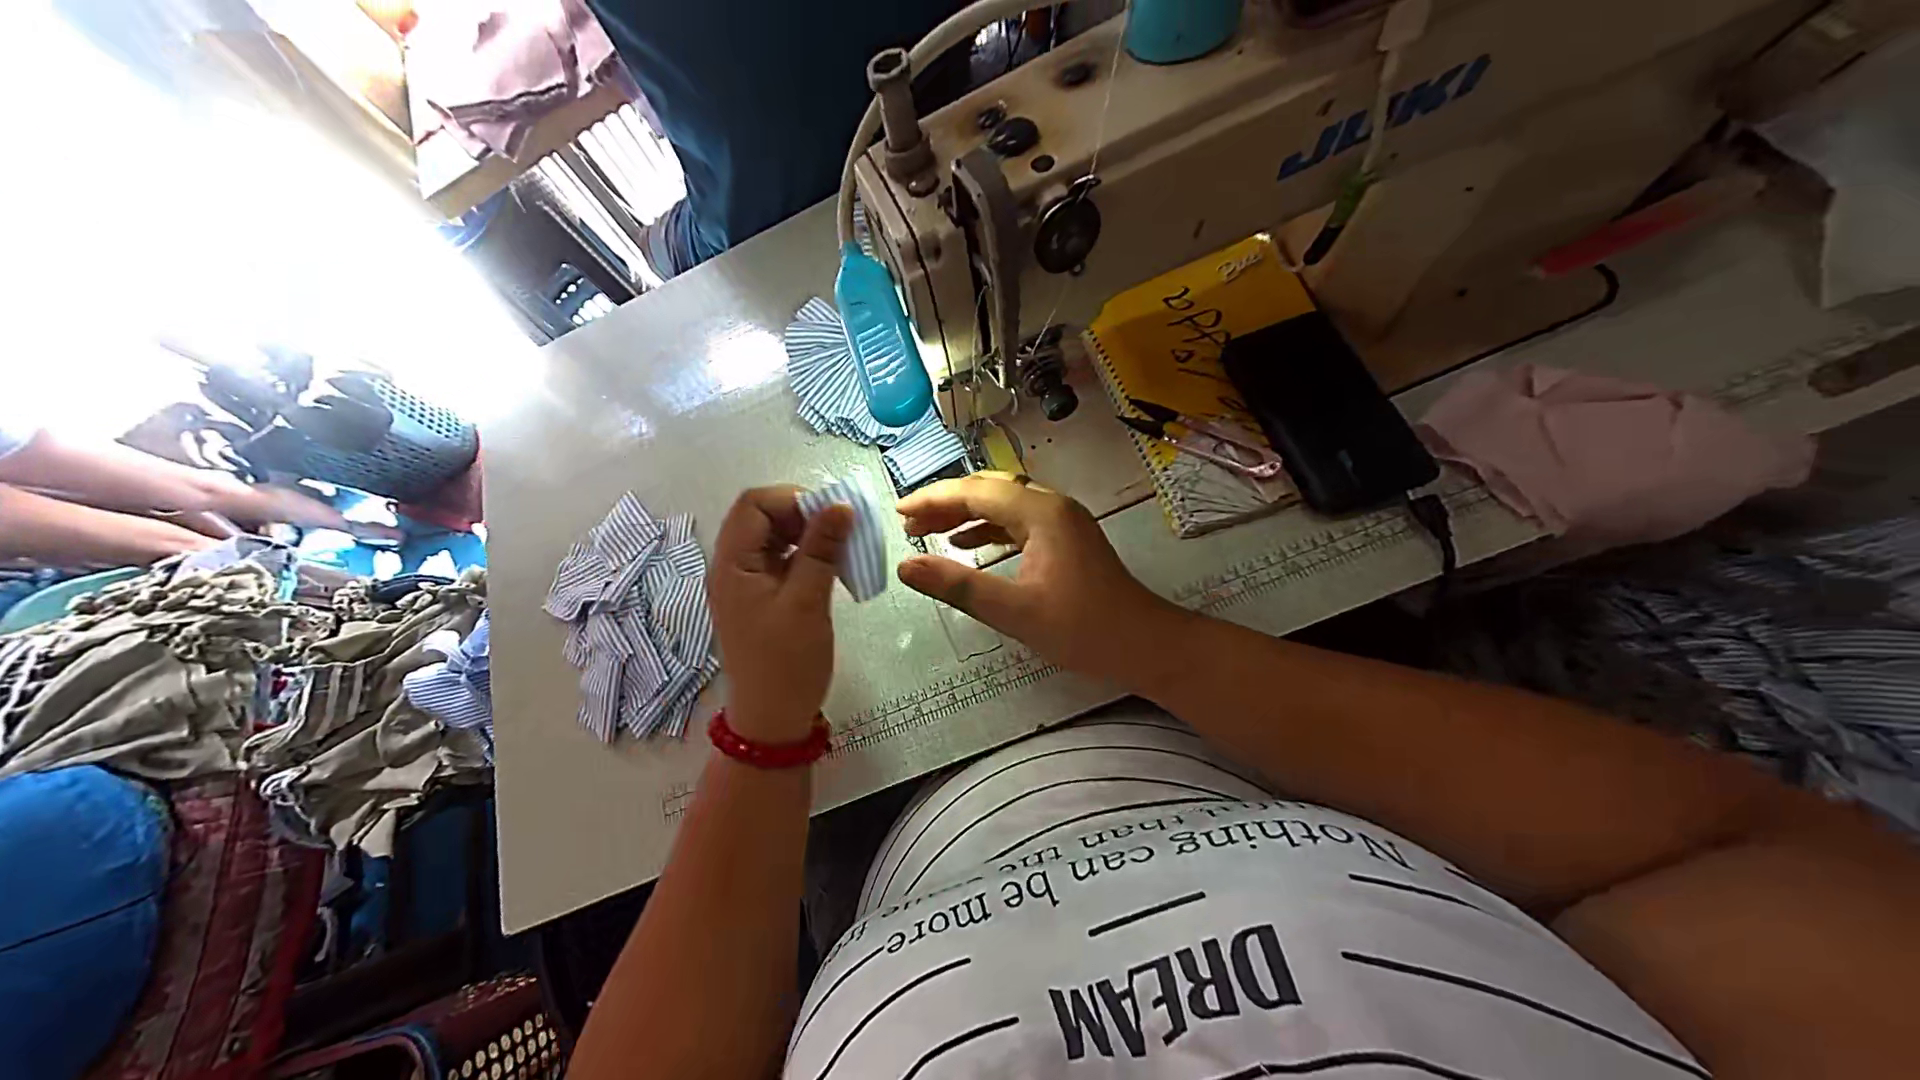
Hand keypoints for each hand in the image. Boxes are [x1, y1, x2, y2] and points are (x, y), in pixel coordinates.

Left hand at [708, 487, 852, 741]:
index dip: (793, 499)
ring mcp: (747, 583)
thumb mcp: (807, 603)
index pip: (754, 504)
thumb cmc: (786, 663)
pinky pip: (782, 561)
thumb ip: (821, 550)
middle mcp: (733, 567)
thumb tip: (840, 506)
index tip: (831, 516)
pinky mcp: (763, 598)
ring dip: (809, 535)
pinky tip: (833, 567)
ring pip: (775, 538)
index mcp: (733, 564)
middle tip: (842, 531)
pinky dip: (807, 556)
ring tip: (843, 548)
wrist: (772, 720)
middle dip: (804, 514)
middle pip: (763, 517)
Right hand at [896, 474, 1187, 687]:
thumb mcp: (1014, 611)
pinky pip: (1017, 523)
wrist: (1144, 644)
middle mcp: (1052, 506)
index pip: (976, 492)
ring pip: (1002, 506)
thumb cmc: (1083, 629)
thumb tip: (906, 567)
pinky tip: (965, 543)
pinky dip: (987, 530)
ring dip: (964, 515)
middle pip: (989, 491)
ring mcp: (1061, 521)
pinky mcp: (1065, 538)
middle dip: (945, 504)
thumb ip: (957, 586)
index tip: (899, 512)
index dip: (933, 500)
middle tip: (908, 524)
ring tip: (927, 533)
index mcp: (1041, 513)